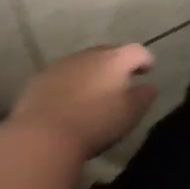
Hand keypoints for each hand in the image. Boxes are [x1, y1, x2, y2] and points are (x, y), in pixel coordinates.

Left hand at [8, 44, 157, 158]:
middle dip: (116, 64)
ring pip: (84, 63)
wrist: (41, 137)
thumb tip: (150, 87)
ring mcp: (62, 65)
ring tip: (93, 92)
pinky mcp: (40, 79)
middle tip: (120, 81)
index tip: (147, 71)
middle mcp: (89, 55)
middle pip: (109, 53)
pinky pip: (62, 76)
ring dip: (91, 73)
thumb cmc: (94, 123)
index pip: (137, 51)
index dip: (144, 60)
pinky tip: (68, 101)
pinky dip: (70, 83)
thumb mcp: (130, 114)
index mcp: (115, 59)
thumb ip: (144, 96)